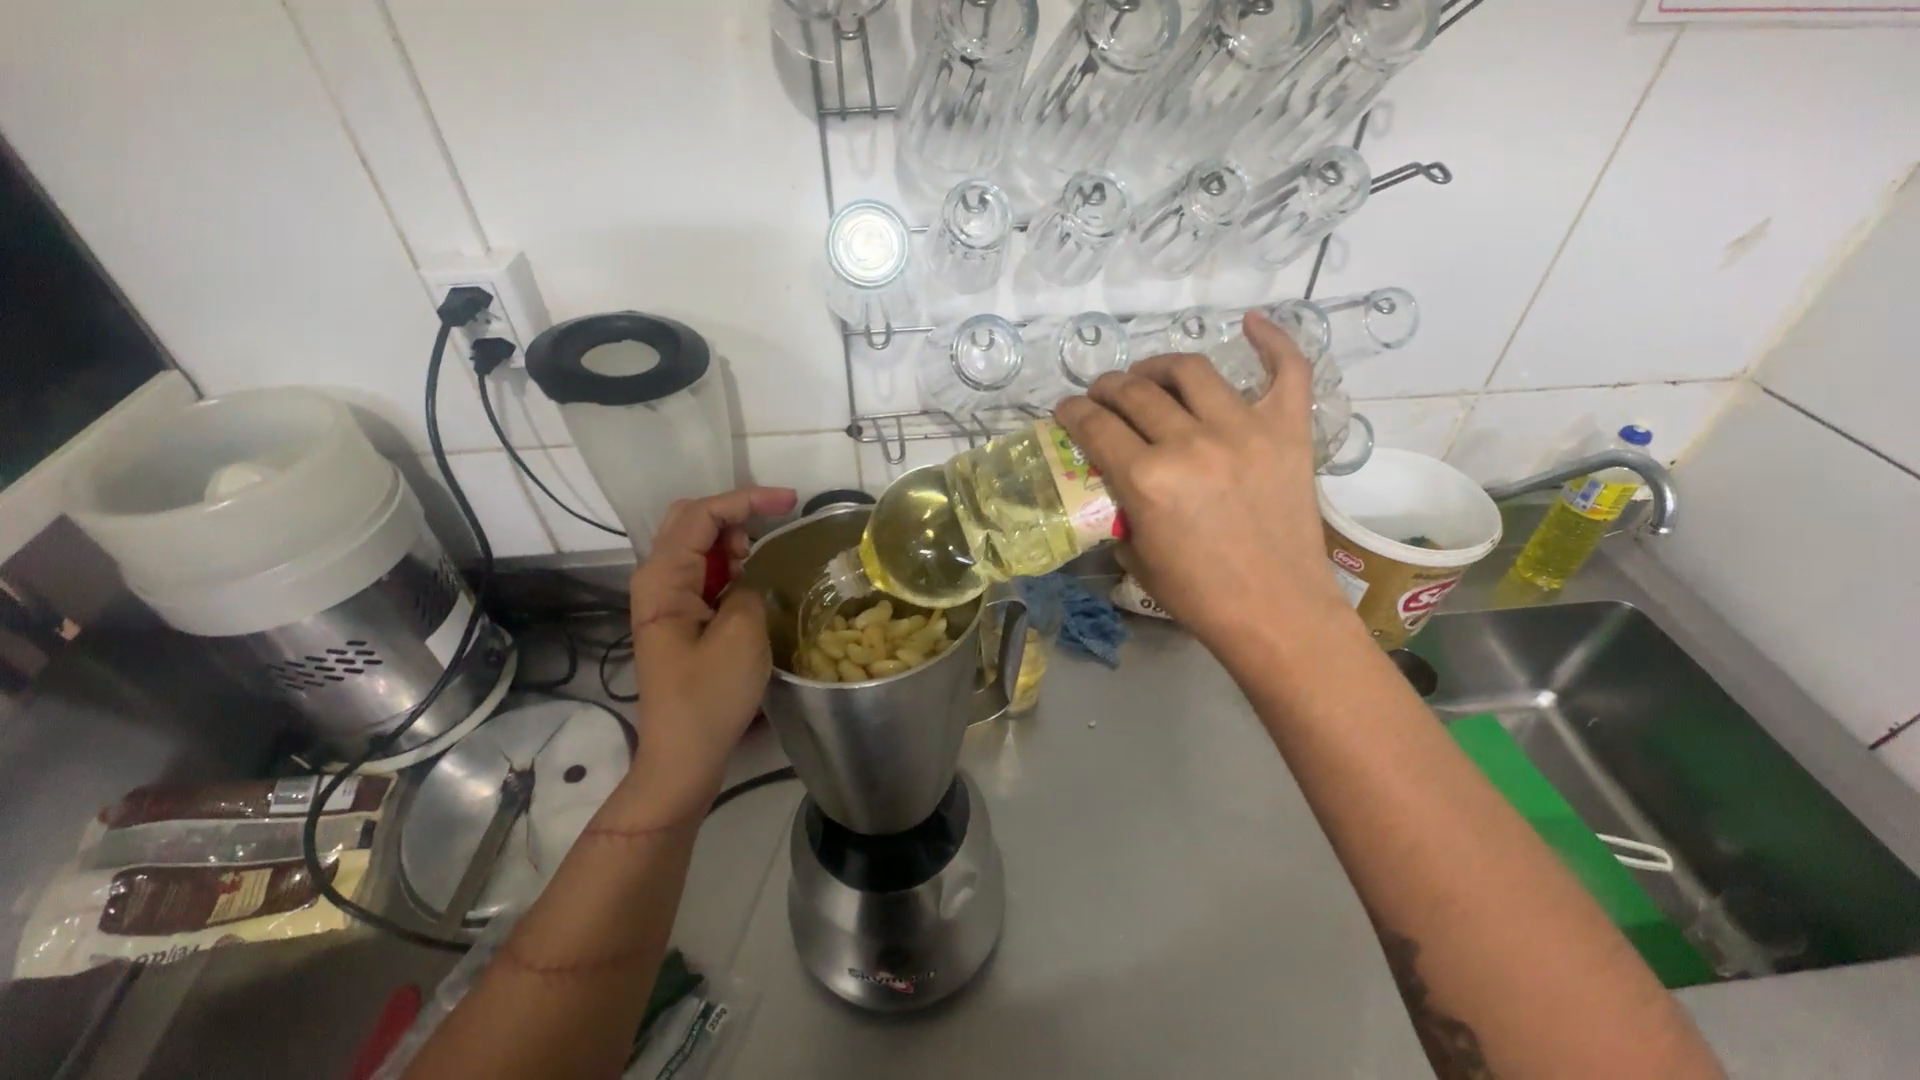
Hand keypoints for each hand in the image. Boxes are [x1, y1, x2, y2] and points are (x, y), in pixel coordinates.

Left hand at [626, 487, 798, 792]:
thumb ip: (747, 588)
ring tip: (762, 561)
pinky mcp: (678, 620)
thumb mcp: (742, 635)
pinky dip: (728, 567)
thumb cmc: (709, 696)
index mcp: (662, 578)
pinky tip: (750, 581)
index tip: (792, 502)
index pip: (701, 515)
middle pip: (690, 521)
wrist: (682, 756)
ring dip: (731, 542)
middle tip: (774, 530)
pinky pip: (702, 575)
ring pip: (696, 546)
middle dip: (735, 515)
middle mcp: (655, 580)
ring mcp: (664, 601)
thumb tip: (747, 580)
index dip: (747, 500)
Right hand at [1055, 312, 1354, 656]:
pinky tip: (1251, 323)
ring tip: (1150, 376)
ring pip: (1190, 370)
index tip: (1066, 409)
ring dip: (1158, 366)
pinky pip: (1286, 371)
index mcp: (1147, 479)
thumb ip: (1120, 506)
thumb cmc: (1200, 595)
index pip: (1094, 425)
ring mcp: (1244, 430)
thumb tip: (1114, 478)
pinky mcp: (1288, 431)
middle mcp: (1190, 443)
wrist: (1276, 612)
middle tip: (1103, 395)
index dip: (1072, 411)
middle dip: (1107, 388)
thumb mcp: (1138, 555)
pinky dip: (1272, 340)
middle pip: (1134, 392)